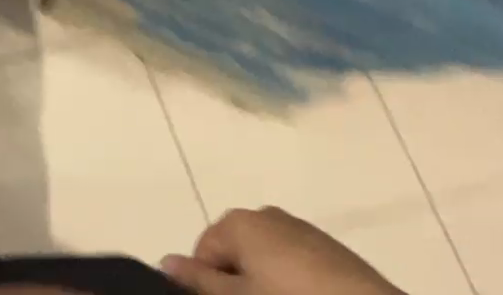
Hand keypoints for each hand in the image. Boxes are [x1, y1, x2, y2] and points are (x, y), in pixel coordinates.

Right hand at [162, 207, 404, 294]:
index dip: (209, 286)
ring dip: (269, 285)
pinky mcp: (336, 252)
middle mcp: (266, 215)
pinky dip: (297, 286)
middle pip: (236, 253)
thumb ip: (200, 281)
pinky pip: (299, 266)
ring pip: (269, 260)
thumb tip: (165, 261)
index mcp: (239, 221)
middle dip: (240, 284)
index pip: (203, 253)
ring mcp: (304, 231)